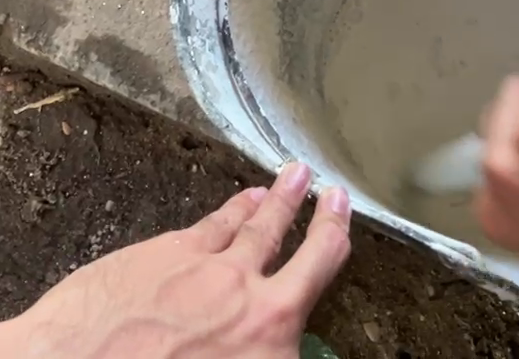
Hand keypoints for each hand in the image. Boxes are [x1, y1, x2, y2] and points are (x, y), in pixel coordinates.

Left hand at [0, 162, 350, 358]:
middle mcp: (254, 304)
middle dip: (326, 221)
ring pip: (262, 225)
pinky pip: (220, 222)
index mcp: (269, 347)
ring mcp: (216, 271)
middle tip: (336, 194)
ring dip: (282, 199)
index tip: (342, 234)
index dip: (334, 254)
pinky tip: (246, 197)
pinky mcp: (176, 250)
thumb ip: (252, 348)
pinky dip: (239, 207)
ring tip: (295, 177)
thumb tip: (266, 339)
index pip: (315, 299)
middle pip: (306, 253)